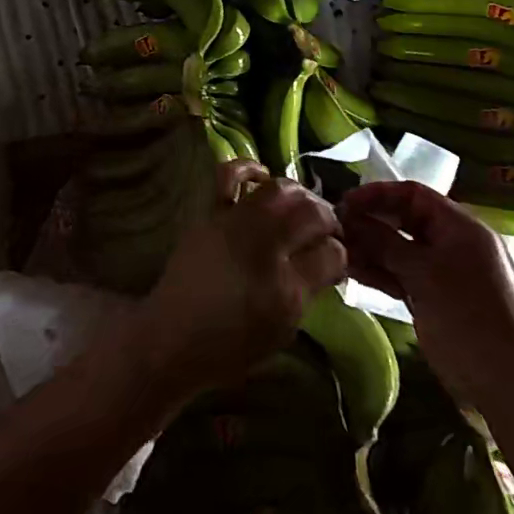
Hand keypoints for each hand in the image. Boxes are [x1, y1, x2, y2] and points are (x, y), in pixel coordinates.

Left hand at [130, 160, 346, 399]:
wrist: (173, 339)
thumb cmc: (232, 343)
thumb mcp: (284, 327)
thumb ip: (310, 287)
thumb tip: (330, 258)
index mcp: (286, 285)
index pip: (331, 252)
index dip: (340, 253)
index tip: (337, 259)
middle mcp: (264, 245)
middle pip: (310, 212)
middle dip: (326, 218)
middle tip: (327, 230)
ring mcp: (235, 224)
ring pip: (280, 189)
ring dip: (300, 194)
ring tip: (303, 206)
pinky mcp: (211, 214)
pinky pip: (230, 176)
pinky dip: (249, 170)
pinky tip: (263, 177)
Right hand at [339, 181, 513, 408]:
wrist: (511, 385)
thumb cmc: (470, 318)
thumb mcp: (424, 275)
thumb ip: (386, 243)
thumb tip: (351, 219)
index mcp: (460, 226)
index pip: (413, 194)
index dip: (377, 194)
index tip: (343, 204)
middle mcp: (453, 243)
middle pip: (405, 221)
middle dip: (370, 223)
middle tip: (334, 231)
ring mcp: (444, 273)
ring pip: (401, 251)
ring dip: (371, 250)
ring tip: (337, 254)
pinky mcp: (436, 300)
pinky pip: (404, 276)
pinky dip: (382, 274)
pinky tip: (354, 274)